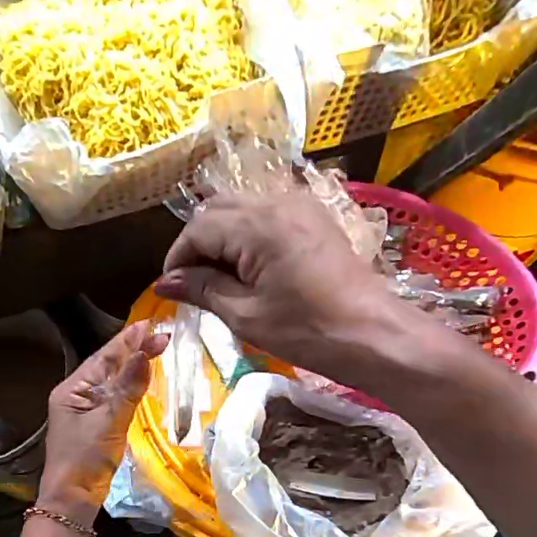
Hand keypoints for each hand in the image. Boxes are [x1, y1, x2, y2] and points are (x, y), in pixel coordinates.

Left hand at [37, 321, 169, 525]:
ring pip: (112, 382)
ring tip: (155, 350)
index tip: (151, 325)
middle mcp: (77, 395)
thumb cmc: (85, 459)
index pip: (104, 357)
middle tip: (161, 336)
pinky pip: (115, 399)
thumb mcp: (109, 421)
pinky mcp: (96, 427)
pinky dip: (130, 388)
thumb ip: (128, 388)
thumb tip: (145, 353)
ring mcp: (86, 412)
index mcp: (72, 389)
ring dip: (133, 366)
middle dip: (133, 350)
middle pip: (107, 366)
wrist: (73, 499)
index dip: (128, 341)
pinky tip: (142, 382)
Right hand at [152, 191, 425, 379]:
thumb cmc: (307, 331)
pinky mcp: (313, 217)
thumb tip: (165, 283)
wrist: (372, 334)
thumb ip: (203, 290)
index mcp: (258, 225)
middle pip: (217, 209)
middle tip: (192, 284)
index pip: (198, 228)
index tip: (171, 290)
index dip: (178, 258)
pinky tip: (247, 268)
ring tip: (218, 279)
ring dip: (221, 238)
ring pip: (241, 208)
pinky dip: (246, 235)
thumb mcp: (246, 315)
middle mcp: (277, 202)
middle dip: (197, 244)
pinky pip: (266, 214)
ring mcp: (299, 206)